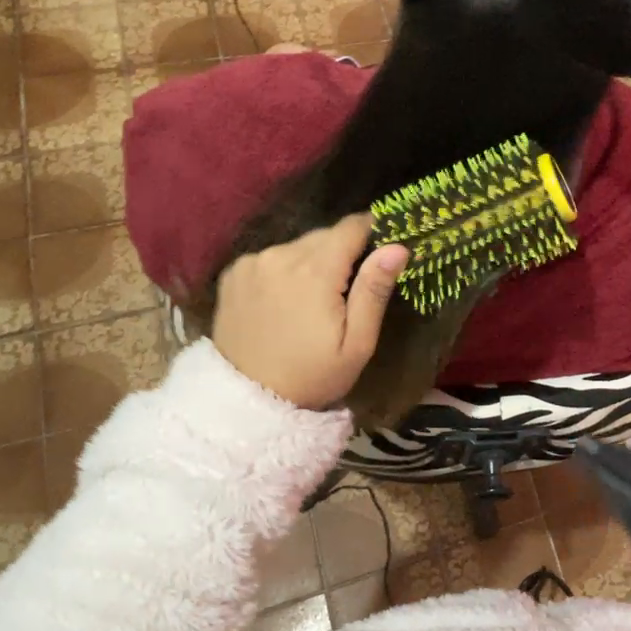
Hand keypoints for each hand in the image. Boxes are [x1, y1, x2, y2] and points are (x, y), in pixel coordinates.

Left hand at [212, 214, 408, 408]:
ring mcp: (252, 263)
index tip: (383, 247)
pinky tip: (285, 300)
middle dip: (343, 252)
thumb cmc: (313, 376)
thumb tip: (397, 247)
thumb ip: (375, 290)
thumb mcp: (357, 343)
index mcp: (315, 271)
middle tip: (350, 289)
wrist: (247, 403)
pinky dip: (285, 270)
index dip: (372, 231)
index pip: (351, 227)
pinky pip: (272, 258)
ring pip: (298, 246)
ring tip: (316, 298)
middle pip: (324, 235)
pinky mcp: (233, 273)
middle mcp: (280, 255)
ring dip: (313, 261)